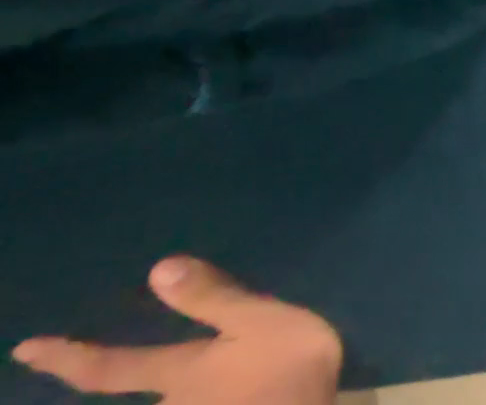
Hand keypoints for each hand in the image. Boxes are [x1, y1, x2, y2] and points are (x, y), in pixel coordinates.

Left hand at [12, 256, 340, 403]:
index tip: (26, 349)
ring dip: (168, 395)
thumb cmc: (284, 364)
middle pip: (133, 401)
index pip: (108, 367)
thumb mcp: (261, 320)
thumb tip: (158, 268)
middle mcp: (170, 402)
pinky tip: (220, 394)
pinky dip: (196, 398)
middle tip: (101, 365)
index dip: (67, 359)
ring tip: (186, 382)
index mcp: (178, 370)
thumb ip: (213, 299)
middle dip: (118, 382)